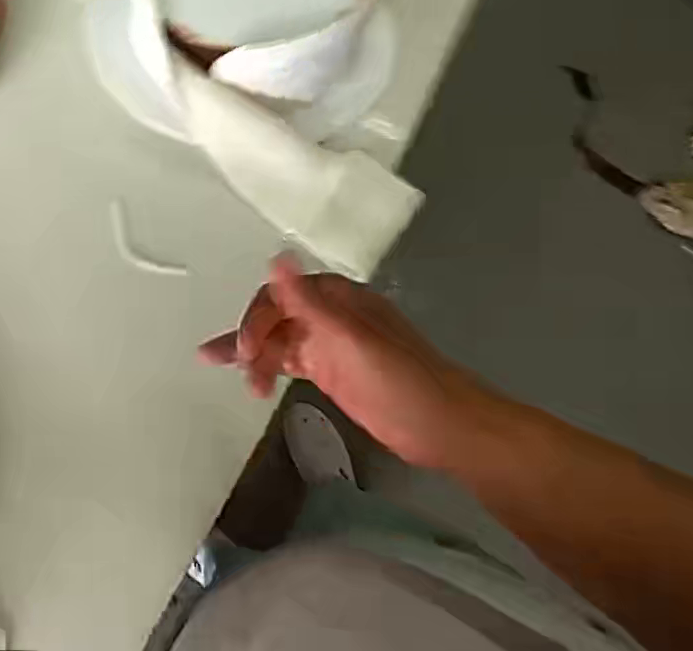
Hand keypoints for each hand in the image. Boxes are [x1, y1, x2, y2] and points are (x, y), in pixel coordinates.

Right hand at [198, 255, 501, 468]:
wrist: (453, 433)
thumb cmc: (405, 383)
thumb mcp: (352, 339)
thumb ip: (308, 301)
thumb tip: (279, 258)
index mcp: (335, 298)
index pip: (277, 296)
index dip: (257, 318)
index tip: (248, 346)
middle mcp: (326, 314)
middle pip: (271, 316)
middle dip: (252, 338)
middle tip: (243, 362)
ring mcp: (326, 341)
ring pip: (273, 338)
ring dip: (252, 355)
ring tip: (239, 375)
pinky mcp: (326, 368)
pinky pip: (283, 358)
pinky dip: (263, 366)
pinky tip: (248, 377)